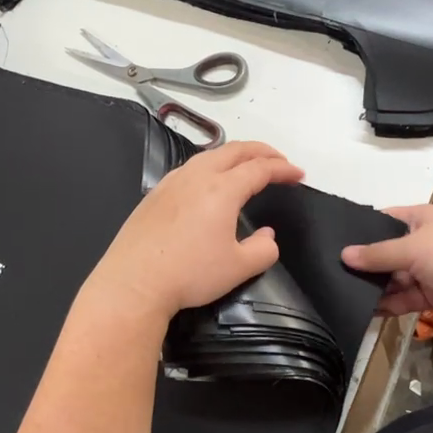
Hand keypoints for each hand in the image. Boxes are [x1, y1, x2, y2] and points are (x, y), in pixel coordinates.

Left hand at [85, 141, 304, 318]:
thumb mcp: (238, 268)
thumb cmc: (190, 273)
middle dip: (261, 151)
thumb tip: (267, 236)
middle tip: (279, 161)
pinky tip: (209, 180)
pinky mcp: (155, 193)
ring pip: (209, 155)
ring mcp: (172, 182)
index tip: (298, 174)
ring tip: (247, 165)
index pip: (260, 169)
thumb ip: (263, 250)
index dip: (282, 169)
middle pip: (235, 151)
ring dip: (234, 155)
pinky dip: (211, 165)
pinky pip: (190, 167)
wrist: (134, 281)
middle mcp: (197, 176)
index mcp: (222, 189)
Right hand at [341, 204, 432, 324]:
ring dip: (376, 289)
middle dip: (365, 266)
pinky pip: (407, 298)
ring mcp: (430, 269)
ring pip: (395, 279)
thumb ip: (378, 255)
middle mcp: (422, 241)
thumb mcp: (413, 249)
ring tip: (344, 297)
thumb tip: (344, 255)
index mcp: (419, 219)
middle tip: (332, 277)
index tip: (332, 245)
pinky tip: (368, 312)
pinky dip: (391, 305)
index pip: (382, 221)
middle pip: (386, 253)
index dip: (360, 232)